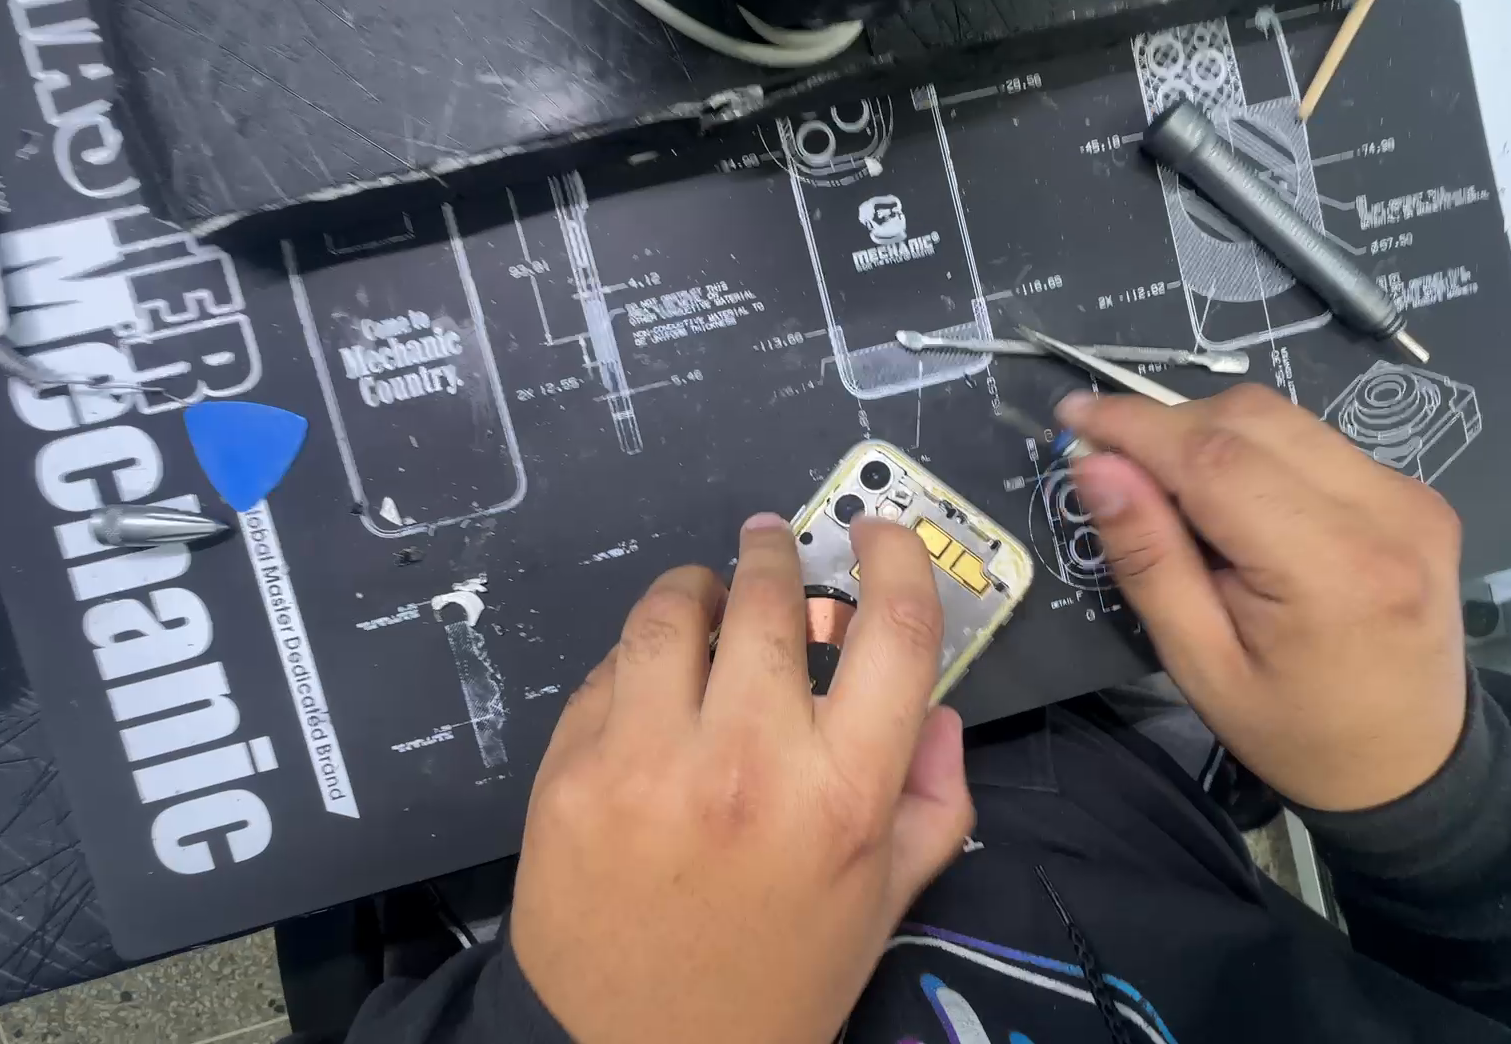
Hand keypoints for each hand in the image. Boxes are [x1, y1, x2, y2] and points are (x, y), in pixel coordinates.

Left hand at [511, 515, 973, 1042]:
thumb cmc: (775, 977)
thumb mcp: (880, 903)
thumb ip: (934, 800)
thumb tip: (939, 708)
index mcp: (843, 795)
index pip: (896, 634)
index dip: (896, 560)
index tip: (877, 533)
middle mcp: (748, 761)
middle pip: (768, 600)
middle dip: (774, 555)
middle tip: (769, 544)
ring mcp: (647, 761)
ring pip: (671, 613)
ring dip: (695, 588)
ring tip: (703, 596)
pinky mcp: (571, 770)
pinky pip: (609, 669)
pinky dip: (638, 656)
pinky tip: (649, 685)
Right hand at [1058, 385, 1466, 811]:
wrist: (1410, 762)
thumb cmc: (1288, 726)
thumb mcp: (1195, 659)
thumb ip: (1147, 557)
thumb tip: (1095, 466)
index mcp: (1332, 569)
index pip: (1215, 459)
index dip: (1134, 425)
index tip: (1072, 414)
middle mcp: (1387, 511)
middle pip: (1249, 420)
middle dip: (1162, 423)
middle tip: (1108, 462)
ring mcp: (1410, 494)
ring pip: (1277, 417)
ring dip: (1200, 432)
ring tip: (1161, 486)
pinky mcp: (1412, 491)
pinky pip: (1304, 438)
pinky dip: (1242, 447)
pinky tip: (1222, 500)